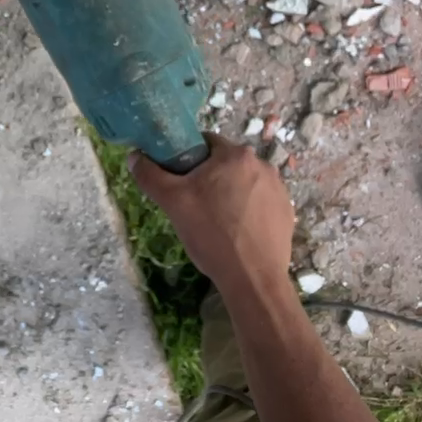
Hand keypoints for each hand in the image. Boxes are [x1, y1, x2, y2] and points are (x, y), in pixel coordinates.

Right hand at [130, 134, 294, 299]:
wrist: (253, 279)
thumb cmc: (212, 234)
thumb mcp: (173, 202)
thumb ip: (150, 175)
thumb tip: (134, 156)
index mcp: (235, 155)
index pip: (205, 142)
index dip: (188, 158)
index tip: (180, 180)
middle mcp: (262, 164)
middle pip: (226, 163)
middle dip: (209, 178)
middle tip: (194, 204)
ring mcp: (279, 188)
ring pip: (244, 182)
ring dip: (230, 193)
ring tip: (216, 222)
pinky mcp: (287, 211)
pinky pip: (260, 201)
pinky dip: (248, 210)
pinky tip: (237, 232)